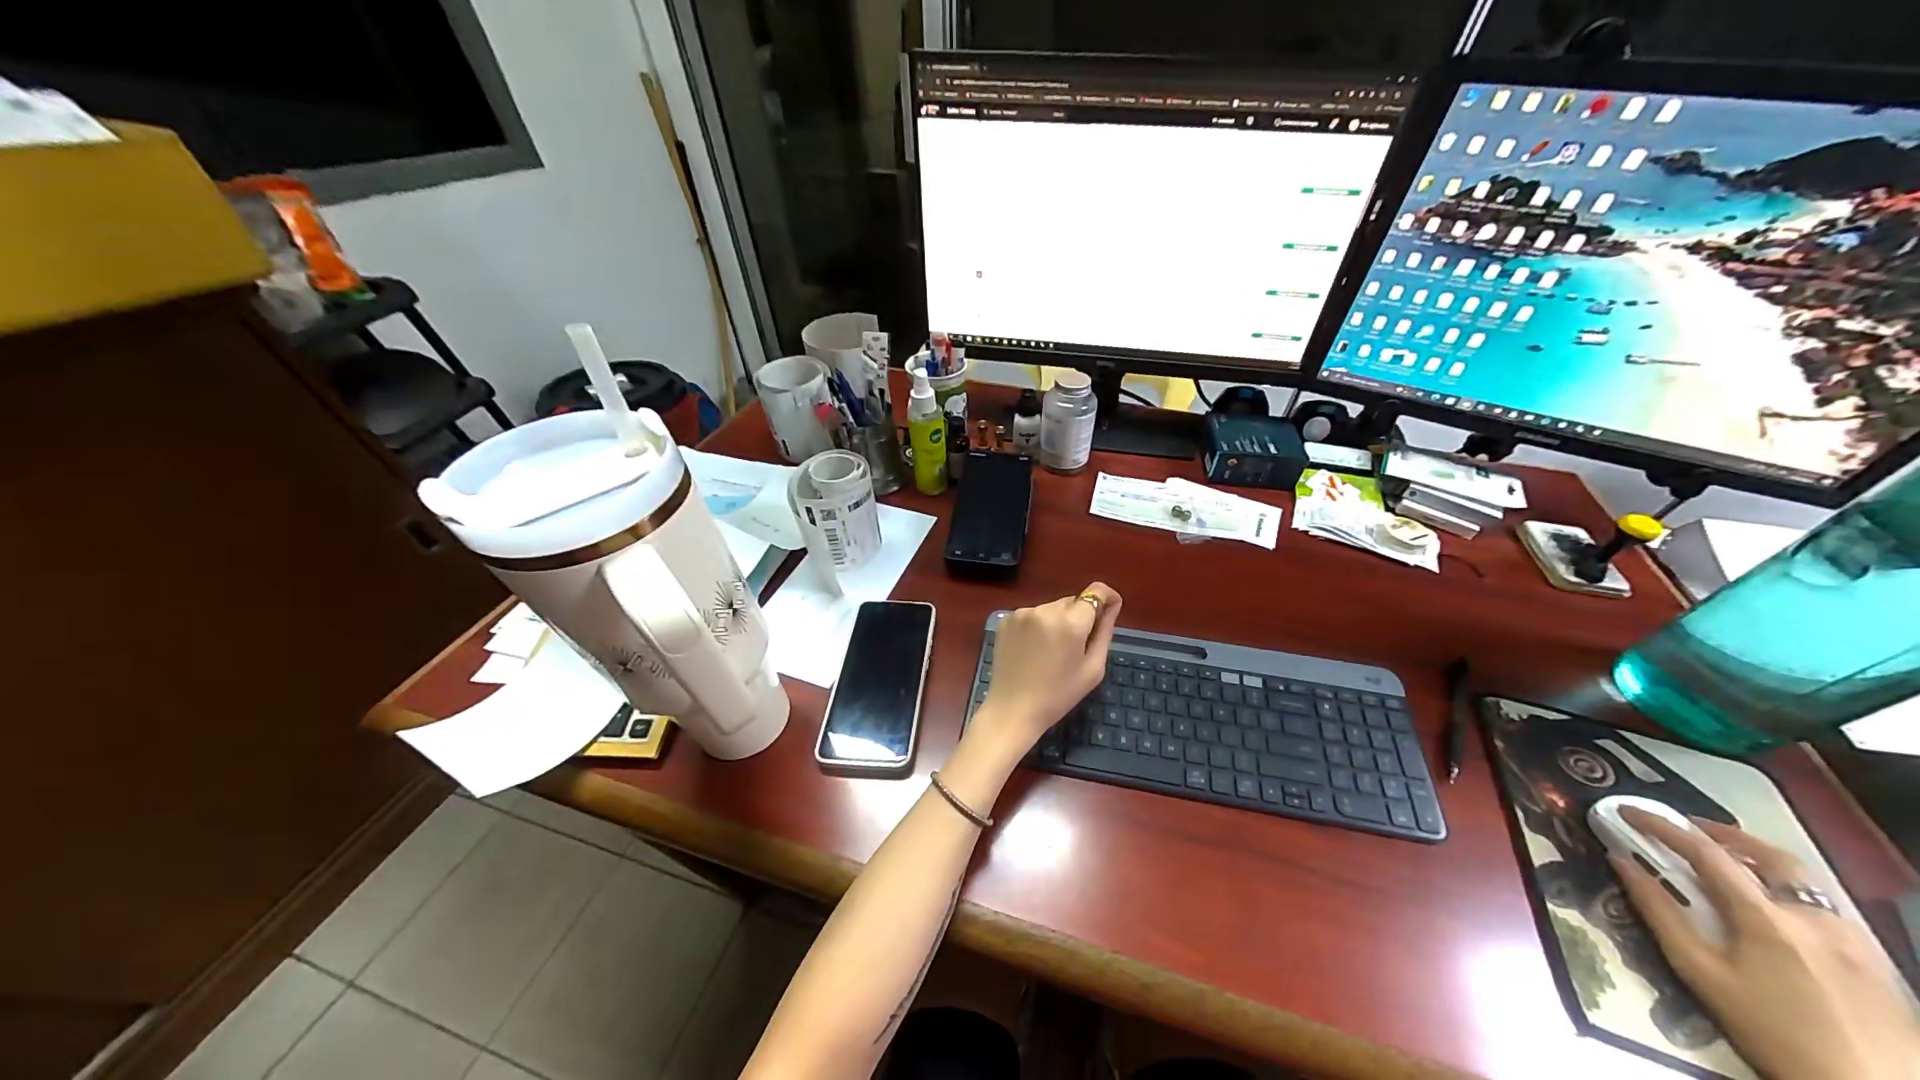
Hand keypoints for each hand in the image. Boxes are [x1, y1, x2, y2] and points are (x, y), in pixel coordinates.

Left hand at [968, 583, 1121, 761]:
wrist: (1013, 708)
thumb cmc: (1059, 694)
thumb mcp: (1092, 668)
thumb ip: (1104, 632)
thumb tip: (1112, 605)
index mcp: (1070, 622)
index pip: (1096, 592)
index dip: (1107, 598)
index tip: (1110, 609)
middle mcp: (1045, 610)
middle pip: (1072, 601)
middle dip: (1079, 616)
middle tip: (1076, 646)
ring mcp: (1022, 613)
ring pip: (1052, 608)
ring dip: (1058, 621)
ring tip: (1052, 652)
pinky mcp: (1006, 620)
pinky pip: (1032, 615)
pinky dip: (1038, 626)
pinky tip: (1033, 650)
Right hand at [1612, 808, 1919, 1079]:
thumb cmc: (1770, 1031)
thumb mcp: (1701, 974)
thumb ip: (1660, 913)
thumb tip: (1622, 863)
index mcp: (1767, 918)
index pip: (1706, 853)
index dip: (1662, 826)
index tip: (1629, 811)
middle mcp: (1814, 916)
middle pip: (1768, 854)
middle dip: (1723, 833)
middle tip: (1687, 828)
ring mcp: (1853, 936)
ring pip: (1804, 877)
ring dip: (1758, 857)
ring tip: (1728, 858)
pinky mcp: (1875, 957)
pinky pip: (1825, 903)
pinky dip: (1788, 885)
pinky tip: (1774, 903)